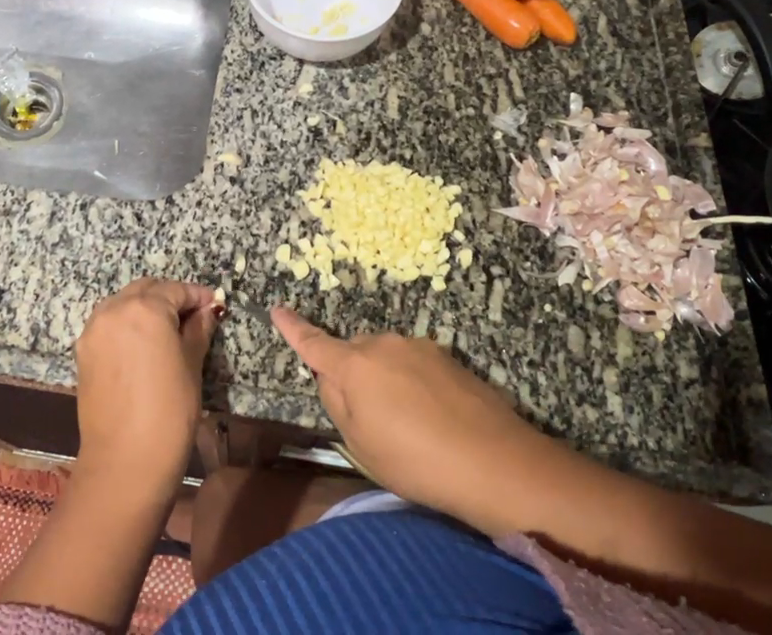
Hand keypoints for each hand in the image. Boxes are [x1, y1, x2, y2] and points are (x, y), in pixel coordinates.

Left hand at [75, 278, 218, 484]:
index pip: (175, 290)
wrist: (126, 459)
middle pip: (145, 290)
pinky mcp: (83, 353)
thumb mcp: (192, 365)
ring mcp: (93, 331)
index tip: (215, 305)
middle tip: (193, 316)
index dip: (198, 296)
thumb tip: (207, 312)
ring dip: (145, 308)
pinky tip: (143, 346)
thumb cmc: (169, 410)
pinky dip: (126, 325)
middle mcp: (113, 311)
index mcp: (144, 309)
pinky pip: (108, 325)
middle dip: (169, 297)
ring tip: (168, 330)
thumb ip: (198, 330)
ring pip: (123, 304)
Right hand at [272, 308, 541, 532]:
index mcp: (355, 365)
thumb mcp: (359, 443)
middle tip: (369, 419)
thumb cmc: (414, 460)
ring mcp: (422, 348)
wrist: (494, 462)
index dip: (293, 328)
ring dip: (387, 380)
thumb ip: (337, 402)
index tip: (277, 309)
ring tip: (409, 426)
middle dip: (354, 374)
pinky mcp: (451, 359)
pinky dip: (415, 385)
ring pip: (388, 358)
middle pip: (355, 353)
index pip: (314, 343)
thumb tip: (332, 377)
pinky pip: (417, 367)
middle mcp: (386, 345)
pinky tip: (435, 419)